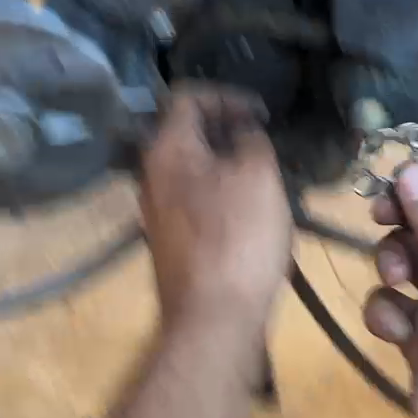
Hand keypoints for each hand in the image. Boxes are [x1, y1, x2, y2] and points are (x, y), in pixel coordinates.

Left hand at [139, 86, 292, 336]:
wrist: (213, 321)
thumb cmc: (238, 239)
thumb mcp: (258, 174)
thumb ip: (251, 140)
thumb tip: (243, 133)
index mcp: (167, 151)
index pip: (187, 98)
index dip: (227, 95)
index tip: (261, 113)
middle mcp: (152, 176)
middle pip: (187, 132)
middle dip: (228, 128)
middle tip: (264, 139)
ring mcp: (157, 212)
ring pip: (193, 168)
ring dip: (228, 162)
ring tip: (264, 174)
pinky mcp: (171, 241)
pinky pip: (196, 199)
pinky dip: (222, 191)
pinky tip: (252, 212)